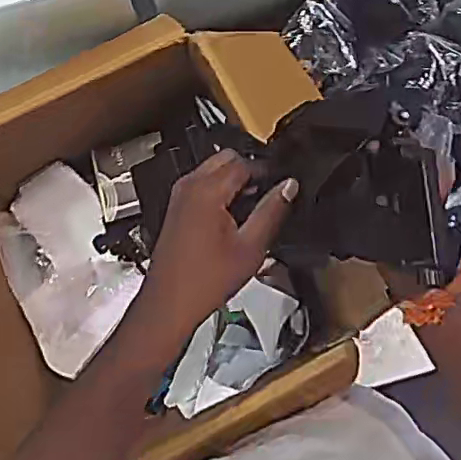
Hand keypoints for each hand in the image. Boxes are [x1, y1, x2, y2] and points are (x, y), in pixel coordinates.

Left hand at [128, 150, 296, 346]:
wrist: (171, 301)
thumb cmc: (203, 281)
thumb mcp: (250, 247)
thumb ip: (272, 211)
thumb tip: (288, 187)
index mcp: (206, 191)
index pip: (244, 163)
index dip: (267, 171)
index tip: (282, 183)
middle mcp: (189, 186)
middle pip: (226, 158)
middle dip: (249, 170)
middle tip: (268, 193)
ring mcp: (180, 194)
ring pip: (213, 168)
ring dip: (234, 180)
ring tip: (251, 208)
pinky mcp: (177, 205)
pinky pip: (202, 183)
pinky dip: (219, 190)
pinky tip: (232, 217)